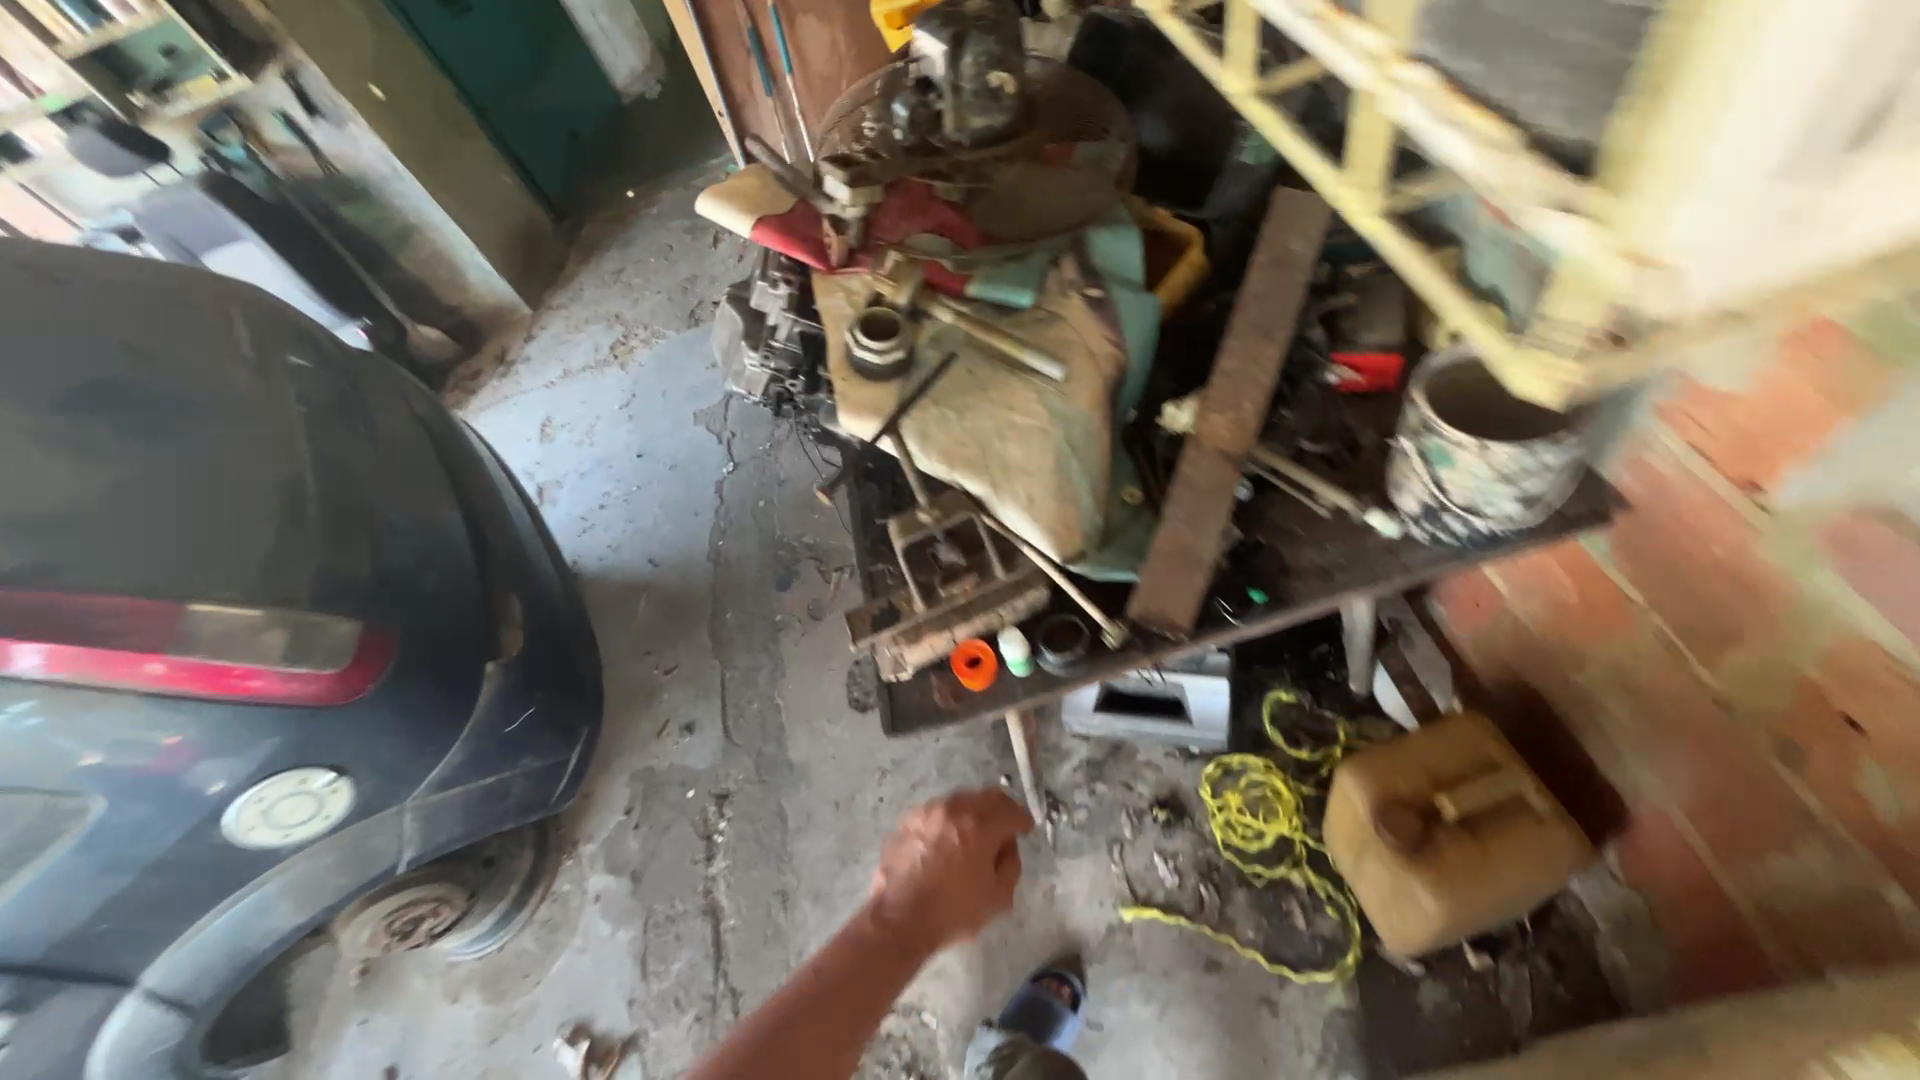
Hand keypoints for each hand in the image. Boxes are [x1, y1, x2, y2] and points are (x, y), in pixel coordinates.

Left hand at [868, 788, 1033, 949]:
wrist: (899, 919)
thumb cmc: (952, 912)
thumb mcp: (998, 897)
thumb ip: (1011, 865)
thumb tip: (1007, 847)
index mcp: (979, 826)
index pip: (1011, 811)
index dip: (1023, 819)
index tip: (1025, 828)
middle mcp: (953, 809)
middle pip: (986, 796)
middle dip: (1000, 809)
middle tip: (1004, 827)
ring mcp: (927, 812)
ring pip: (959, 800)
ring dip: (973, 812)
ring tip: (974, 834)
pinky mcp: (907, 821)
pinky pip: (937, 812)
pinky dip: (948, 821)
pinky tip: (946, 841)